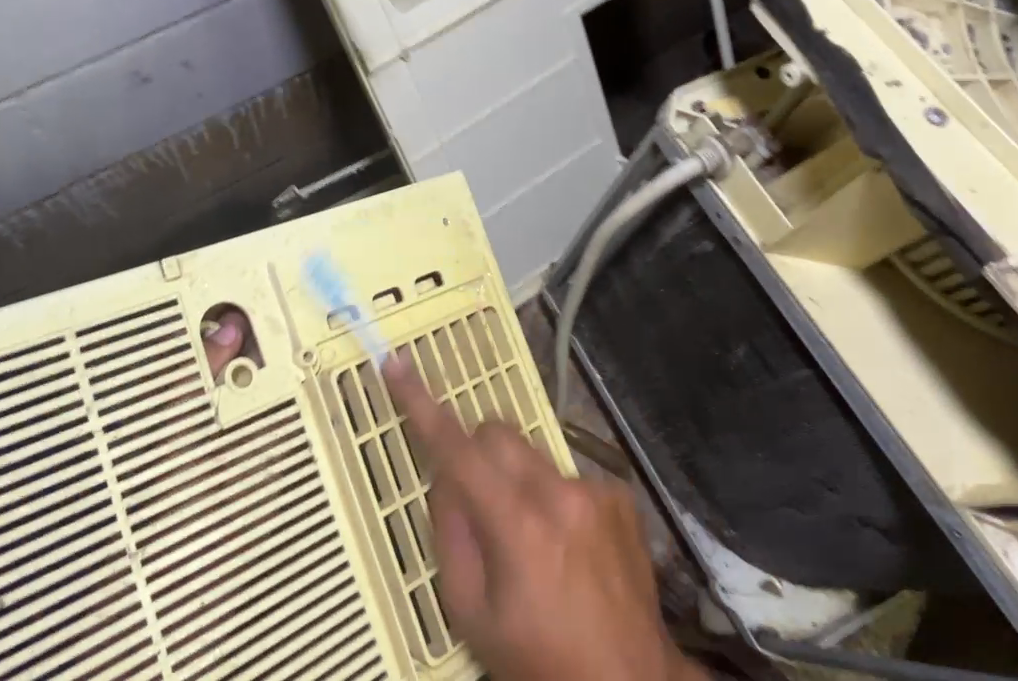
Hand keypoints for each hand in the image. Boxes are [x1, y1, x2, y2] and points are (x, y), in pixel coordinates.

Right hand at [381, 354, 700, 680]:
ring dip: (518, 481)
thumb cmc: (539, 657)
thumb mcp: (471, 612)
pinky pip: (568, 476)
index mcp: (518, 525)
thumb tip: (446, 480)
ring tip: (531, 540)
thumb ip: (449, 534)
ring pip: (532, 455)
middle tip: (474, 499)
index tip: (397, 367)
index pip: (456, 450)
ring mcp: (596, 493)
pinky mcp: (620, 498)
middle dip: (475, 454)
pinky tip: (567, 546)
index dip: (420, 406)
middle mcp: (560, 494)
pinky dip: (555, 498)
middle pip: (497, 433)